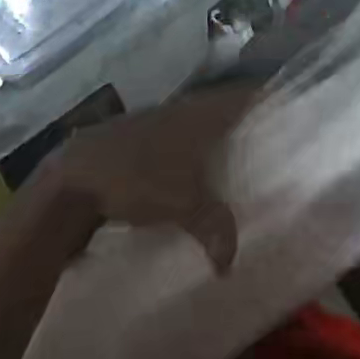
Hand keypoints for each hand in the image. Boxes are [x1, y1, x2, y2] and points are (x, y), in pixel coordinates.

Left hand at [50, 86, 254, 272]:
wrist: (75, 175)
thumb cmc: (136, 176)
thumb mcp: (182, 203)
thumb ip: (214, 226)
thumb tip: (229, 265)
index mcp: (197, 114)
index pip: (238, 95)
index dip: (261, 93)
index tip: (284, 100)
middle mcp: (179, 110)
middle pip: (218, 106)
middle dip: (240, 118)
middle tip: (268, 136)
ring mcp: (155, 121)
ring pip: (195, 122)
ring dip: (213, 134)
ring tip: (236, 154)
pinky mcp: (137, 137)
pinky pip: (175, 137)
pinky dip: (189, 148)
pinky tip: (192, 170)